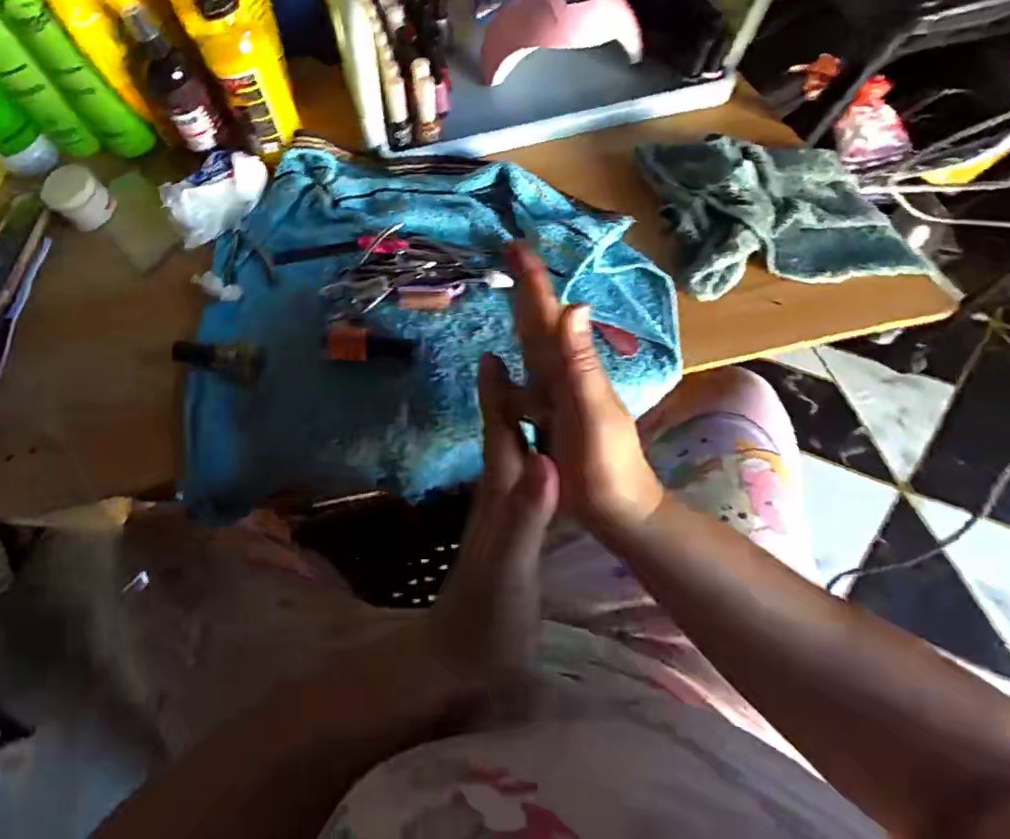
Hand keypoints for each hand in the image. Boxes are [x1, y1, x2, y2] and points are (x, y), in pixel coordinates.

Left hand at [422, 353, 558, 687]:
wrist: (462, 656)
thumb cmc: (488, 613)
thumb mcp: (512, 566)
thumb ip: (527, 516)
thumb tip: (547, 460)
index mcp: (501, 494)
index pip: (500, 433)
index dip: (498, 395)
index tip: (494, 353)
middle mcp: (498, 496)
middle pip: (504, 435)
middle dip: (510, 397)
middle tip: (524, 358)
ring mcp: (503, 516)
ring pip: (512, 454)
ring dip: (521, 422)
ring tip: (538, 395)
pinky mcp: (510, 535)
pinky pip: (522, 480)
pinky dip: (532, 456)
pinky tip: (544, 457)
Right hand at [505, 243, 665, 535]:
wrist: (617, 510)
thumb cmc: (608, 465)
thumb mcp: (594, 412)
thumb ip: (581, 363)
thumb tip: (573, 304)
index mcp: (570, 367)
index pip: (548, 314)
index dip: (533, 279)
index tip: (517, 245)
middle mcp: (560, 374)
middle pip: (537, 322)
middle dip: (526, 286)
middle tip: (509, 251)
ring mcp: (552, 396)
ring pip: (529, 346)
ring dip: (517, 314)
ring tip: (504, 287)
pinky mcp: (543, 418)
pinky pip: (517, 384)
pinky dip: (504, 367)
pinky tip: (492, 362)